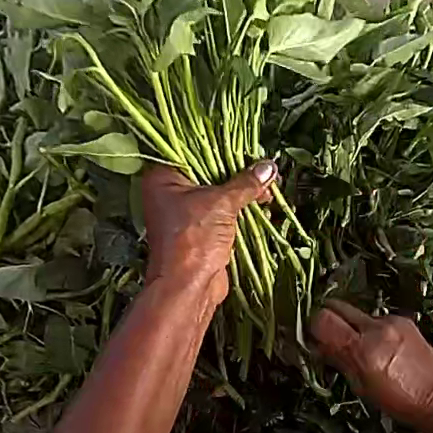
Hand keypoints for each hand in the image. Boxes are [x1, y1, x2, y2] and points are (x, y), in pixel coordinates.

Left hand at [141, 161, 276, 301]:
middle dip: (238, 172)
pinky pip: (222, 212)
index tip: (248, 146)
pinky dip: (240, 209)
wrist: (189, 285)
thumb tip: (269, 167)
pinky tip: (262, 203)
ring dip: (242, 192)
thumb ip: (245, 183)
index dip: (222, 147)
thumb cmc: (194, 238)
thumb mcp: (222, 204)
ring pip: (218, 194)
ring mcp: (184, 213)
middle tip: (264, 169)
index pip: (193, 151)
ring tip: (269, 186)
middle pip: (208, 173)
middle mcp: (170, 193)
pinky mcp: (200, 230)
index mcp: (163, 178)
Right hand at [311, 300, 432, 432]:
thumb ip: (338, 361)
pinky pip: (376, 320)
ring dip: (351, 327)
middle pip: (336, 306)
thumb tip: (316, 346)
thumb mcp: (361, 388)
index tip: (313, 340)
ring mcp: (392, 321)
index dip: (313, 328)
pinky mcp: (404, 320)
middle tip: (328, 338)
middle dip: (328, 319)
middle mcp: (376, 328)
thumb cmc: (399, 403)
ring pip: (357, 314)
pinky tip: (381, 349)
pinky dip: (371, 330)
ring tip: (360, 350)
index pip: (322, 319)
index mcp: (363, 350)